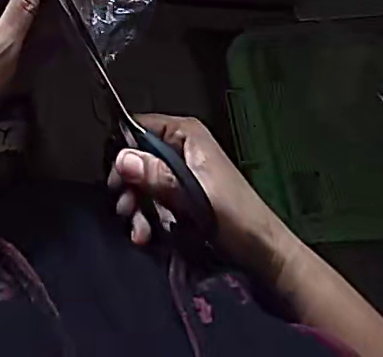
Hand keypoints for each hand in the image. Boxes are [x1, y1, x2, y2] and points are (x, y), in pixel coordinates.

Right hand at [109, 114, 289, 271]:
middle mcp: (179, 147)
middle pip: (136, 156)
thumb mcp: (195, 193)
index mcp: (185, 133)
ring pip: (141, 181)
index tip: (117, 177)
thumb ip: (159, 175)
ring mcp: (179, 172)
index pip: (139, 127)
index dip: (123, 150)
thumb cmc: (238, 218)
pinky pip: (151, 200)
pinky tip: (146, 235)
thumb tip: (123, 159)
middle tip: (126, 207)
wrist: (265, 256)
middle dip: (128, 185)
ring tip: (138, 229)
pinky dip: (145, 217)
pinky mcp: (179, 196)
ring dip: (135, 206)